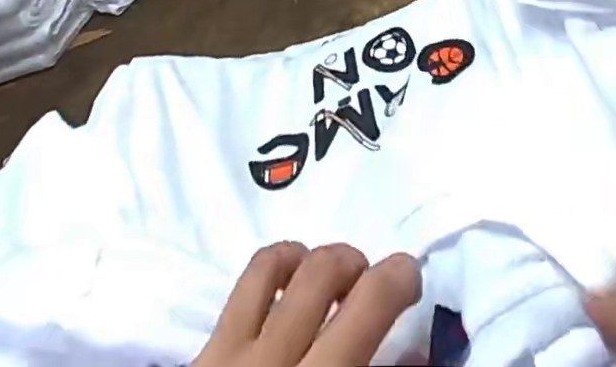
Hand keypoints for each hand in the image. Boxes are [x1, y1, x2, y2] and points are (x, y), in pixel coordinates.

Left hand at [194, 242, 421, 366]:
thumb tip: (412, 352)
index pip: (367, 310)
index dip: (397, 280)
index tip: (410, 273)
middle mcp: (275, 359)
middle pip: (322, 273)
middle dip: (356, 263)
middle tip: (370, 280)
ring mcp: (229, 352)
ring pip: (277, 264)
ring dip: (314, 258)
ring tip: (328, 276)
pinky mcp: (203, 350)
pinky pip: (245, 282)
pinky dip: (276, 267)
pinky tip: (286, 284)